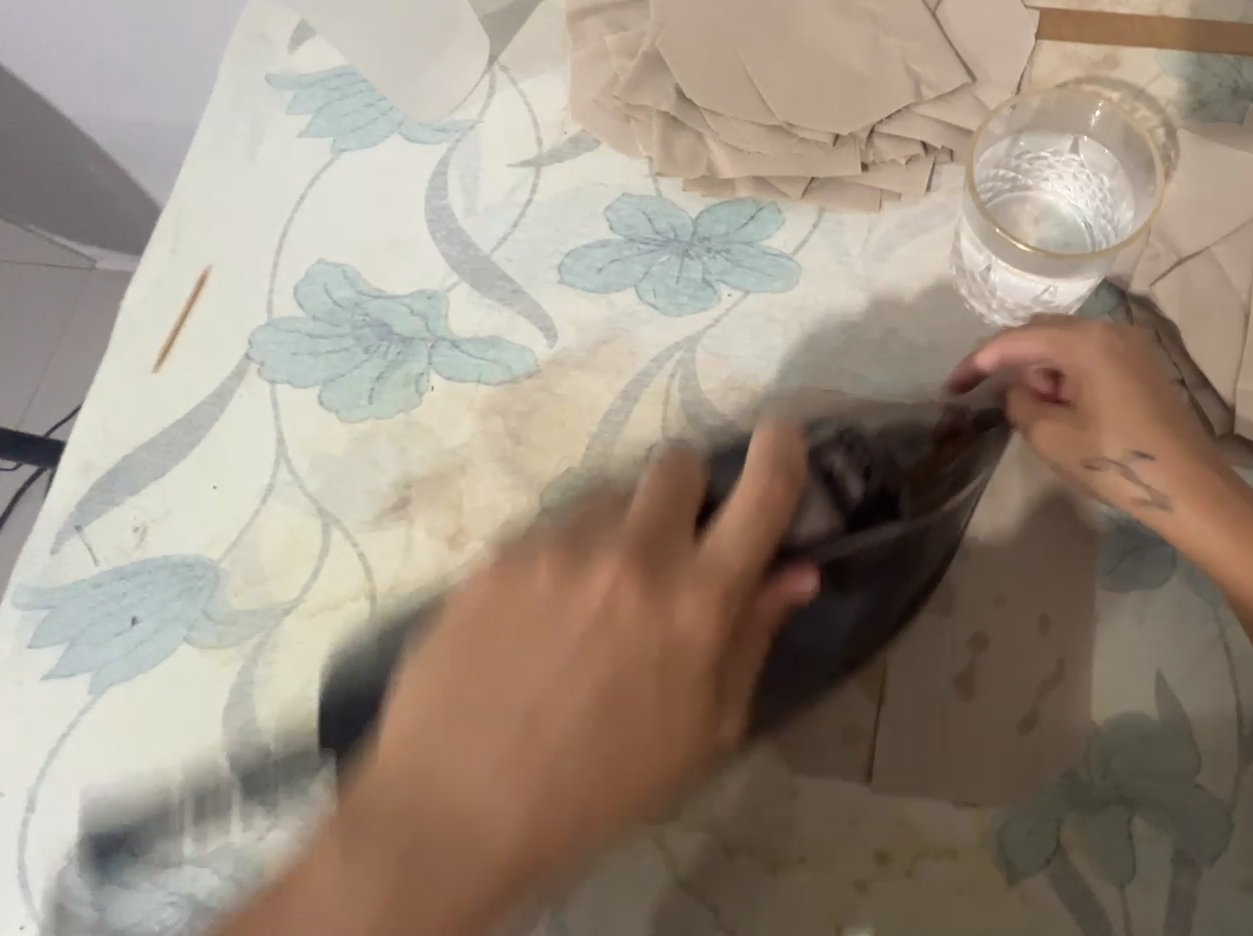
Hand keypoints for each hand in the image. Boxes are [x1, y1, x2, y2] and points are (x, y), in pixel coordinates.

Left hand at [345, 423, 818, 904]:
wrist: (454, 814)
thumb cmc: (604, 782)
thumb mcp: (705, 727)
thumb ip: (754, 635)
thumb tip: (798, 571)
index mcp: (697, 599)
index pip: (763, 491)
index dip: (782, 450)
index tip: (781, 437)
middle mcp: (633, 553)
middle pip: (679, 463)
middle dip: (689, 493)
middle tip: (673, 543)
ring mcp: (558, 546)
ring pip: (611, 492)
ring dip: (623, 523)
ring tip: (597, 587)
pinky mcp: (498, 555)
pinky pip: (553, 526)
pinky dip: (566, 552)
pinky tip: (541, 612)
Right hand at [946, 317, 1229, 522]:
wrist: (1189, 487)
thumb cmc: (1116, 461)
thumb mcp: (1051, 437)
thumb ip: (1020, 403)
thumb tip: (1018, 390)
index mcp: (1084, 342)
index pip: (1014, 341)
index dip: (977, 363)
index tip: (951, 387)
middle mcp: (1108, 329)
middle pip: (1041, 334)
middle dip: (1015, 366)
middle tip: (1003, 404)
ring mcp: (1130, 344)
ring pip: (1066, 345)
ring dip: (1044, 373)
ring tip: (1047, 416)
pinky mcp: (1142, 364)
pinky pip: (1090, 357)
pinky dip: (1068, 376)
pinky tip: (1070, 409)